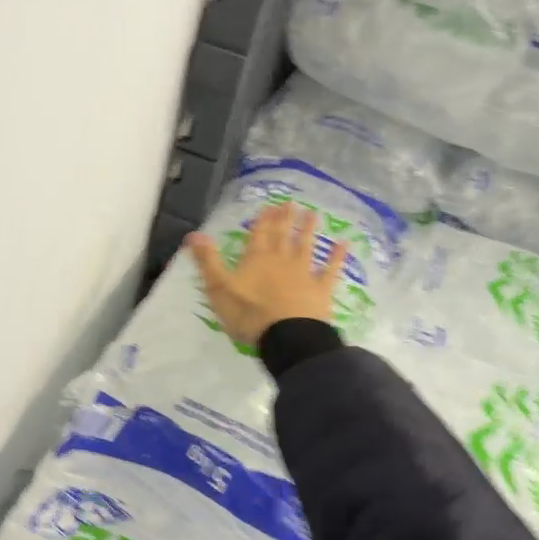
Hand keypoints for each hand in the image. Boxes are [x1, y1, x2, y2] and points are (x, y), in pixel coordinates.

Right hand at [187, 202, 349, 347]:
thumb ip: (208, 261)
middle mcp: (281, 260)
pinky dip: (338, 256)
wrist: (287, 337)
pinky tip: (345, 243)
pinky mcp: (321, 289)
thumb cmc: (249, 314)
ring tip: (313, 213)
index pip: (259, 234)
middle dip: (286, 218)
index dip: (263, 220)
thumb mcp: (219, 289)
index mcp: (256, 260)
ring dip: (309, 229)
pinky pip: (331, 269)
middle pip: (283, 235)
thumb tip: (193, 234)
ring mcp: (305, 273)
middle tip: (291, 202)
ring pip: (307, 246)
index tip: (269, 205)